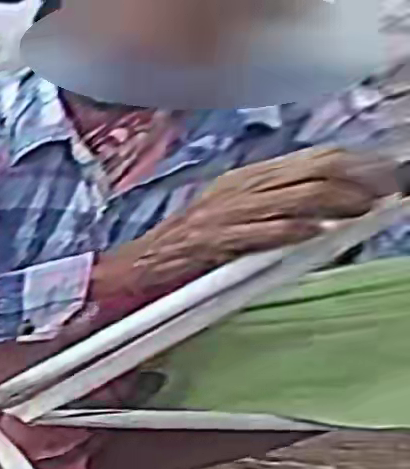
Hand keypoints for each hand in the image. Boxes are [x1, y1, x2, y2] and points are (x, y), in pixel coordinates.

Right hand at [101, 146, 396, 293]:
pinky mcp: (210, 240)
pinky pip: (265, 229)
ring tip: (358, 216)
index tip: (384, 180)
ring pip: (301, 195)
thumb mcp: (224, 212)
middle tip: (381, 198)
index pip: (318, 157)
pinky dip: (297, 230)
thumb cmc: (179, 246)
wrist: (129, 268)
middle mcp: (235, 190)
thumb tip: (329, 198)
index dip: (362, 164)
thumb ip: (270, 201)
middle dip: (361, 182)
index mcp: (241, 179)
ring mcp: (221, 215)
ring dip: (340, 205)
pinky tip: (315, 235)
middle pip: (319, 169)